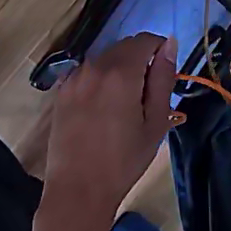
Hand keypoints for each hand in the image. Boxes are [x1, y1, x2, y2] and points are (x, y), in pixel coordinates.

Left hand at [42, 33, 178, 225]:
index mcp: (120, 73)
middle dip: (141, 60)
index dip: (160, 50)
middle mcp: (94, 67)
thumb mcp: (155, 121)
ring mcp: (73, 79)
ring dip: (121, 69)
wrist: (78, 190)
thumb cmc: (124, 160)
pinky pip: (89, 73)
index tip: (165, 75)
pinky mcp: (62, 92)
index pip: (145, 40)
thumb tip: (169, 45)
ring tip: (127, 105)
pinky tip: (105, 110)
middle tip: (149, 95)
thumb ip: (163, 78)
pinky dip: (102, 80)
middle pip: (124, 47)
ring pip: (106, 59)